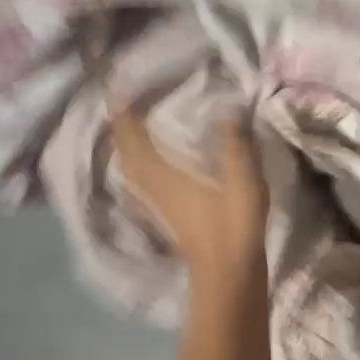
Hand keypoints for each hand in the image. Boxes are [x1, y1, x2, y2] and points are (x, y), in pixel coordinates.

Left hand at [108, 97, 267, 280]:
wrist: (228, 271)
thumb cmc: (233, 222)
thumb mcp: (241, 178)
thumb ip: (234, 143)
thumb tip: (227, 108)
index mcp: (161, 172)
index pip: (133, 135)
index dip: (124, 111)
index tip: (117, 88)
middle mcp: (150, 185)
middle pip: (125, 152)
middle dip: (122, 128)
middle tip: (124, 107)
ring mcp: (155, 203)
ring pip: (131, 169)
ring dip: (128, 149)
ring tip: (135, 133)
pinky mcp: (166, 215)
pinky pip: (142, 182)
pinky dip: (141, 168)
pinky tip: (153, 168)